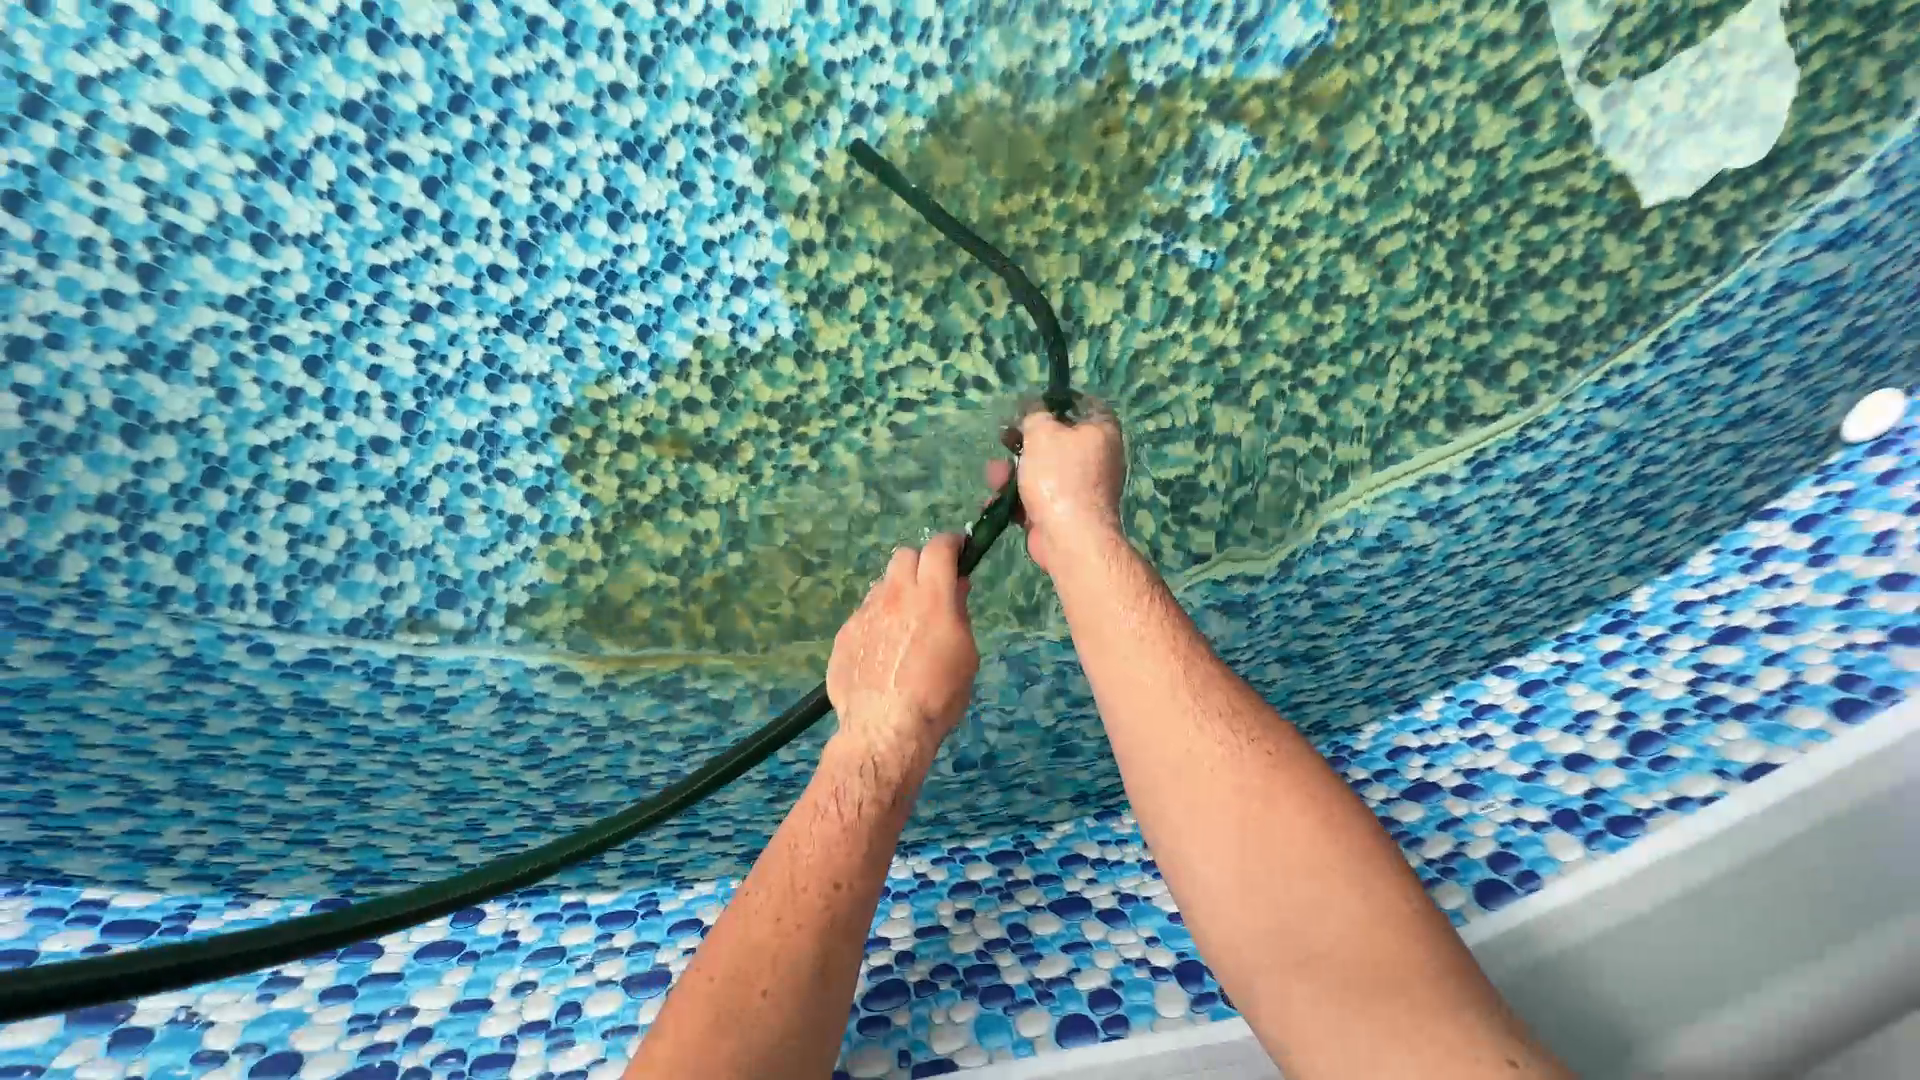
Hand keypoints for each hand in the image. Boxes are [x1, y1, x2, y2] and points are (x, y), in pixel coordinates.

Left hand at [826, 534, 979, 768]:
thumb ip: (959, 614)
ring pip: (882, 585)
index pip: (939, 548)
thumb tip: (956, 587)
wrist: (885, 729)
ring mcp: (865, 613)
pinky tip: (882, 653)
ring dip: (897, 594)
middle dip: (920, 564)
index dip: (951, 544)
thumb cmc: (938, 696)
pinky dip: (877, 622)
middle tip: (930, 588)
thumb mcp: (966, 655)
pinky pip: (864, 614)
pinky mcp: (845, 634)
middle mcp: (895, 596)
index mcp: (931, 597)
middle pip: (904, 556)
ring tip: (904, 627)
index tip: (958, 551)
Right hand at [985, 403, 1126, 574]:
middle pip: (1056, 440)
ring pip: (1041, 470)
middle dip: (1023, 443)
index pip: (1085, 405)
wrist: (1069, 538)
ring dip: (1012, 472)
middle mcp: (1097, 458)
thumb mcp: (1042, 432)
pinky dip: (1016, 498)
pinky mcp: (1063, 512)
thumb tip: (1033, 407)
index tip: (1033, 405)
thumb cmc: (1059, 477)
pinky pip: (1037, 497)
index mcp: (1102, 432)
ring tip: (995, 477)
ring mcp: (1080, 488)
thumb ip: (1034, 413)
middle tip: (1005, 440)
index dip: (1058, 401)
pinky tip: (996, 501)